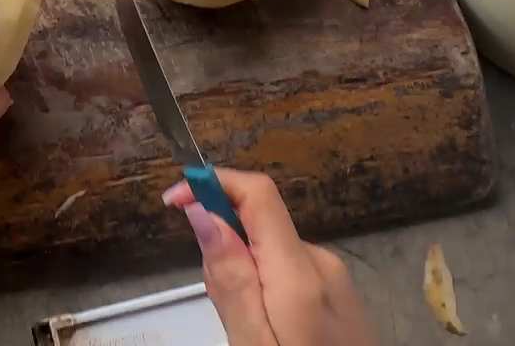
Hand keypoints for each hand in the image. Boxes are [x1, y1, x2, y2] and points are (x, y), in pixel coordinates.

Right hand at [165, 169, 375, 345]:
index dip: (212, 183)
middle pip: (257, 222)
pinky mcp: (340, 301)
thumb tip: (200, 209)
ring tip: (244, 331)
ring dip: (242, 272)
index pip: (257, 192)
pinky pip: (287, 272)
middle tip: (218, 307)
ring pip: (269, 249)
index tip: (174, 202)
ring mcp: (336, 282)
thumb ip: (229, 278)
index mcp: (300, 272)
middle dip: (223, 245)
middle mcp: (322, 264)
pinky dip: (264, 288)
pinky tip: (267, 334)